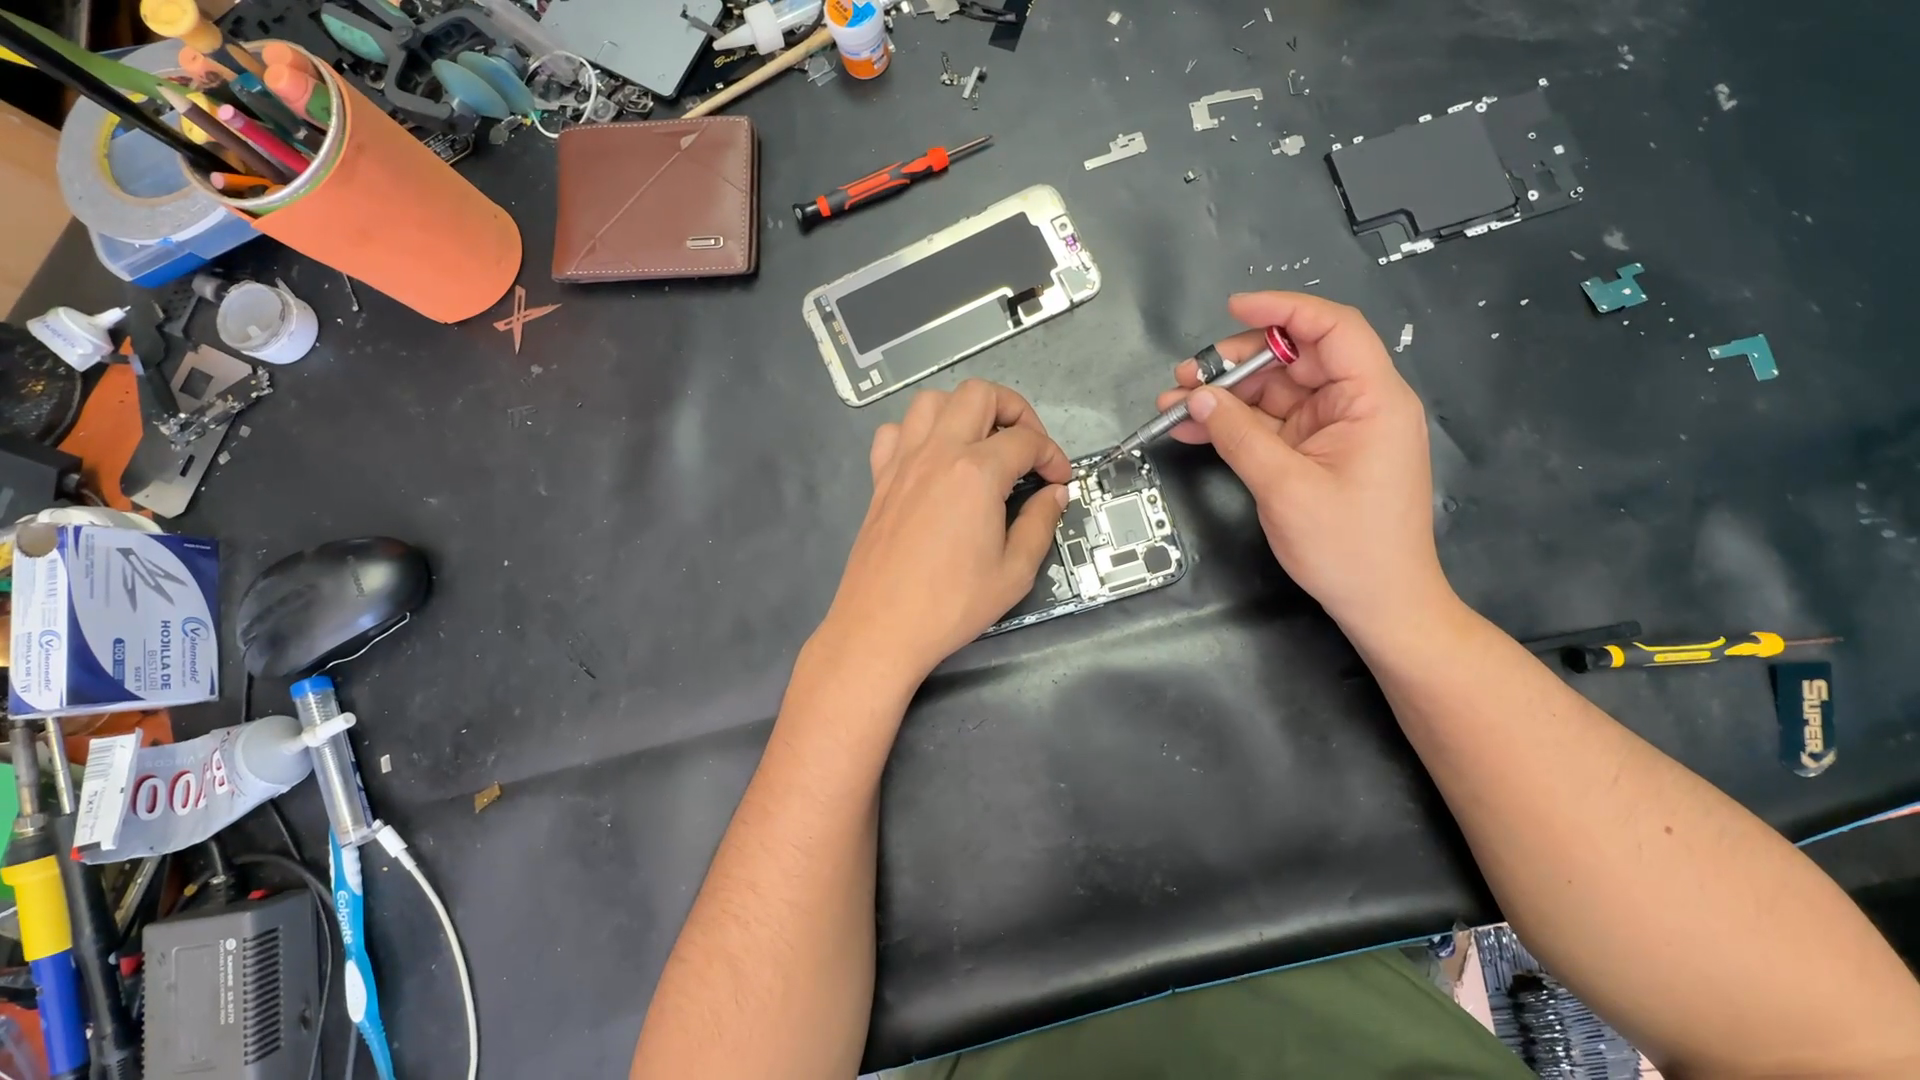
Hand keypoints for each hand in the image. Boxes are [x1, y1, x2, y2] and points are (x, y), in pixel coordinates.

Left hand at [817, 380, 1071, 684]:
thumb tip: (1054, 494)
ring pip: (932, 401)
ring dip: (963, 411)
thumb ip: (1040, 523)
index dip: (1052, 455)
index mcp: (976, 472)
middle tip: (1027, 449)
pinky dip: (917, 433)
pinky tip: (932, 460)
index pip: (1026, 440)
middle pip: (979, 394)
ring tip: (981, 445)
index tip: (1059, 480)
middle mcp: (938, 452)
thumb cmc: (952, 605)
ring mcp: (903, 462)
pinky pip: (894, 432)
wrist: (881, 627)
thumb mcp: (1015, 572)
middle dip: (1014, 411)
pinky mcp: (880, 479)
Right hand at [1155, 292, 1451, 632]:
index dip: (1283, 311)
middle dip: (1237, 364)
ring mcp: (1335, 430)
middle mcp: (1357, 405)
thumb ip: (1238, 436)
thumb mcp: (1285, 487)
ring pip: (1275, 393)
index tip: (1233, 309)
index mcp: (1373, 399)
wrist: (1381, 603)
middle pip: (1295, 359)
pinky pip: (1271, 426)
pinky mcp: (1316, 454)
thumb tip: (1196, 398)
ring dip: (1226, 397)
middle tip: (1187, 376)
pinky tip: (1194, 428)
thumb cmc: (1348, 547)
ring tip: (1175, 404)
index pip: (1333, 329)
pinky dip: (1235, 426)